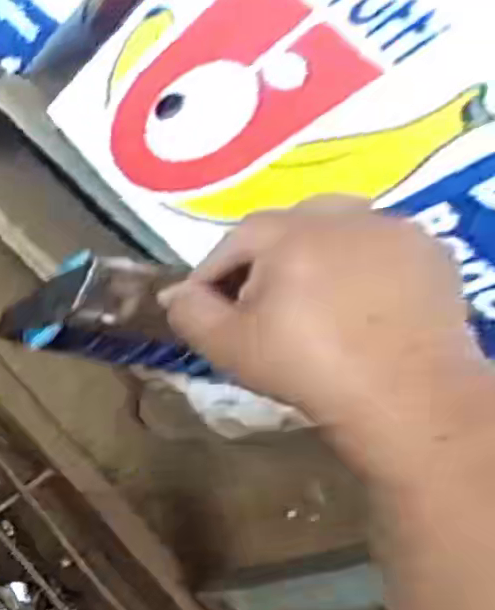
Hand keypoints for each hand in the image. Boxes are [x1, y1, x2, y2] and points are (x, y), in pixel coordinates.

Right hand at [159, 196, 486, 473]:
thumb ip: (187, 308)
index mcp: (296, 238)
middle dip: (263, 251)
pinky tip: (340, 302)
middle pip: (294, 219)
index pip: (238, 235)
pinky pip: (377, 245)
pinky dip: (350, 264)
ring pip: (339, 227)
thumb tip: (176, 292)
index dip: (211, 268)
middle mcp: (354, 222)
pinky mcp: (433, 256)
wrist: (399, 390)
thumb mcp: (218, 340)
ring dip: (308, 254)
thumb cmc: (296, 362)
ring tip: (297, 296)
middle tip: (249, 293)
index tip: (202, 304)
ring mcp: (402, 235)